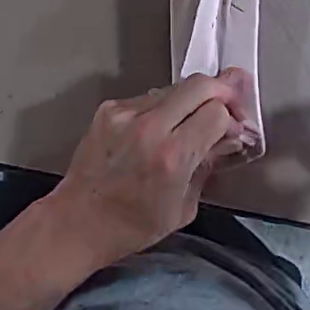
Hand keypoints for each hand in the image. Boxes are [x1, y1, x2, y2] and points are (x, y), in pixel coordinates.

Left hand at [27, 70, 256, 275]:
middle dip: (220, 93)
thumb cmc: (134, 225)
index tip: (233, 130)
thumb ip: (209, 164)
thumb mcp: (184, 205)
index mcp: (172, 157)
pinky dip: (165, 106)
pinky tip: (162, 126)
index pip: (217, 112)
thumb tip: (232, 136)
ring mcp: (126, 114)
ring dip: (192, 99)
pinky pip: (151, 96)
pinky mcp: (110, 108)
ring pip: (176, 87)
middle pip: (200, 85)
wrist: (75, 223)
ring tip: (192, 119)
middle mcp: (150, 128)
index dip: (231, 119)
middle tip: (226, 107)